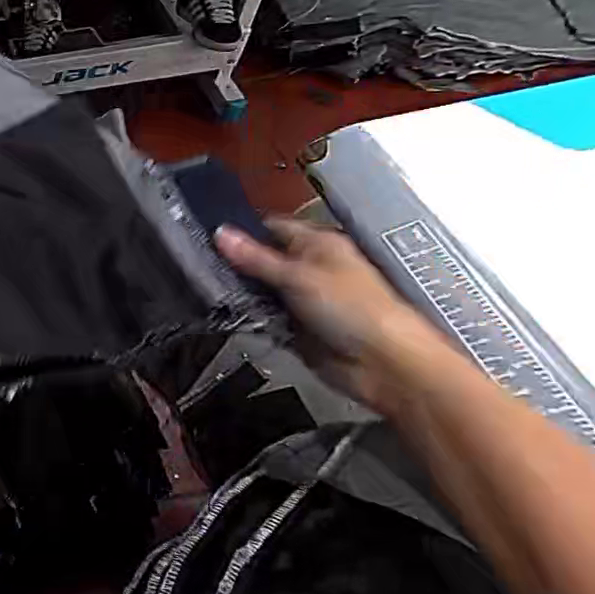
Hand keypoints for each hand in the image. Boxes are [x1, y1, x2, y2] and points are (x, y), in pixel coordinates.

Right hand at [216, 217, 449, 410]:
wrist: (384, 365)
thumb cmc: (359, 309)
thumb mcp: (299, 276)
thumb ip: (257, 258)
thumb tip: (223, 234)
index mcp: (317, 244)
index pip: (272, 228)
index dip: (246, 231)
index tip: (216, 236)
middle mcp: (311, 269)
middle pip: (265, 262)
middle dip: (242, 267)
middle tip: (210, 266)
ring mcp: (305, 301)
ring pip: (264, 292)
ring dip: (248, 296)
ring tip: (221, 293)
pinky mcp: (300, 331)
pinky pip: (269, 321)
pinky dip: (257, 321)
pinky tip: (241, 318)